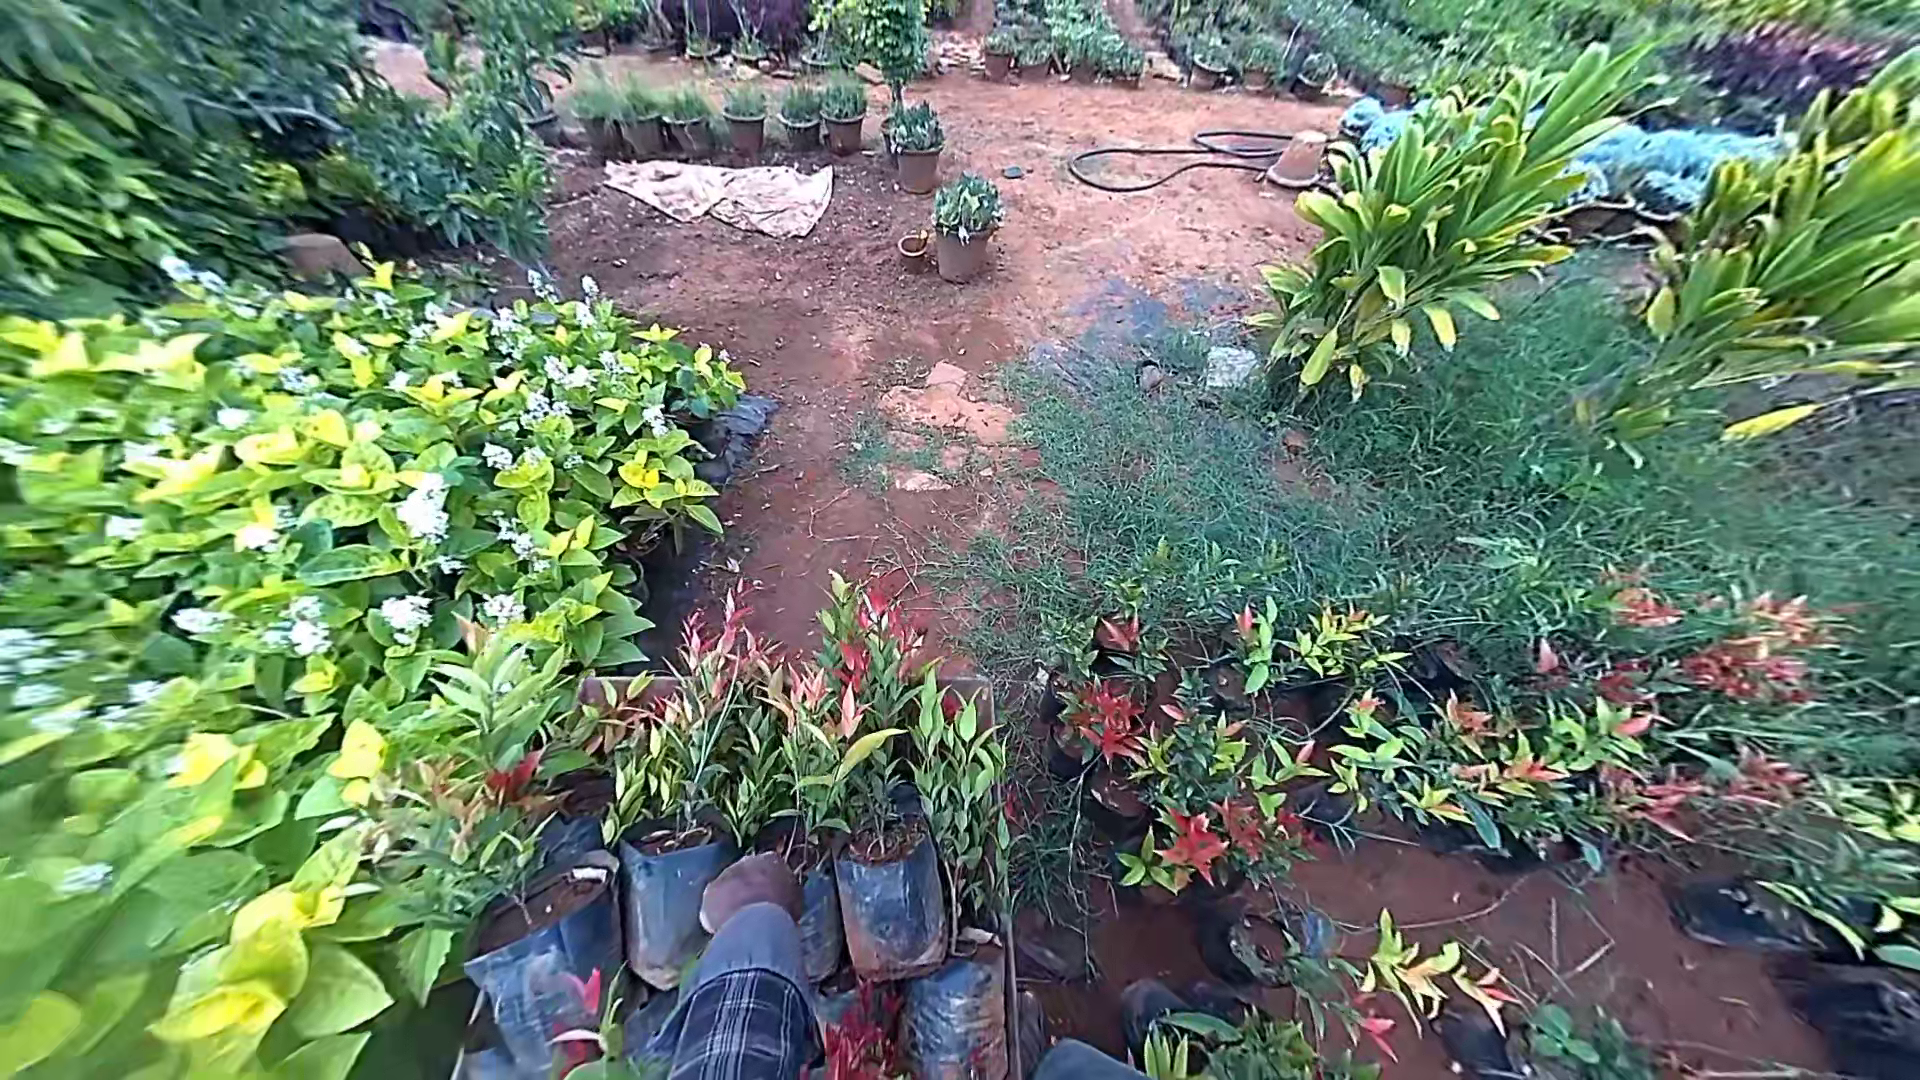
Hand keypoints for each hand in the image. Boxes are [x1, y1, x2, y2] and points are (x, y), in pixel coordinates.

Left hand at [700, 852, 801, 932]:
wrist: (756, 921)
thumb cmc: (781, 909)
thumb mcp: (794, 899)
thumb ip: (787, 892)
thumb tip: (785, 897)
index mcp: (771, 859)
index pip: (770, 866)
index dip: (769, 882)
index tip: (770, 895)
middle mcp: (748, 860)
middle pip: (747, 872)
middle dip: (748, 886)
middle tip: (751, 907)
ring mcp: (727, 873)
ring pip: (729, 884)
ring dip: (731, 897)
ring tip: (735, 919)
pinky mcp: (711, 890)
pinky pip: (713, 900)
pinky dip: (716, 910)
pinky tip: (720, 925)